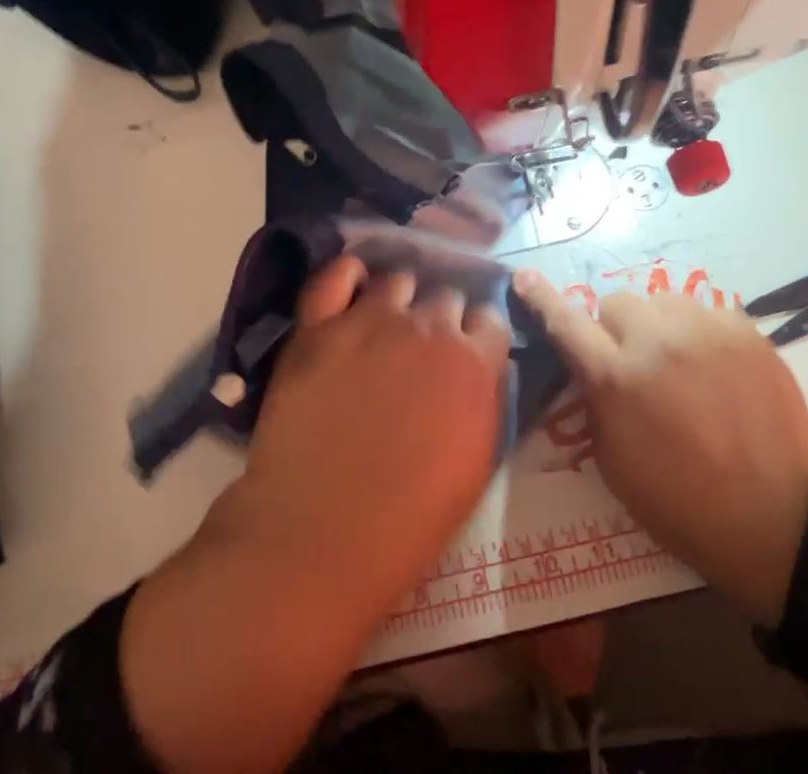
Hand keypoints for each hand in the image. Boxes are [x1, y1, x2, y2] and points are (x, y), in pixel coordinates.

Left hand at [210, 255, 513, 618]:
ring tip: (386, 325)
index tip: (469, 353)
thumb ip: (486, 400)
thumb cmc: (412, 514)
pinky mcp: (317, 329)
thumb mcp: (477, 461)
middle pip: (446, 297)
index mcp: (475, 363)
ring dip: (400, 300)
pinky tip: (352, 287)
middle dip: (442, 319)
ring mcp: (369, 322)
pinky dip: (348, 276)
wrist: (324, 530)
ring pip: (397, 281)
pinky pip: (335, 276)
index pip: (491, 320)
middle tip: (425, 349)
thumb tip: (486, 369)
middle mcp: (428, 328)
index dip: (480, 336)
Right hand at [513, 271, 807, 626]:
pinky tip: (712, 367)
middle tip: (630, 365)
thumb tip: (592, 372)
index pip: (566, 323)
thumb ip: (596, 404)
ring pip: (663, 301)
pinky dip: (697, 333)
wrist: (773, 514)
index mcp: (617, 378)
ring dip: (657, 326)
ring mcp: (707, 329)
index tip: (524, 277)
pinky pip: (706, 312)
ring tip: (676, 363)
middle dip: (614, 330)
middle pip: (616, 302)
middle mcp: (658, 340)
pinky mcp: (746, 331)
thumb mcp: (613, 463)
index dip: (542, 299)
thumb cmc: (681, 502)